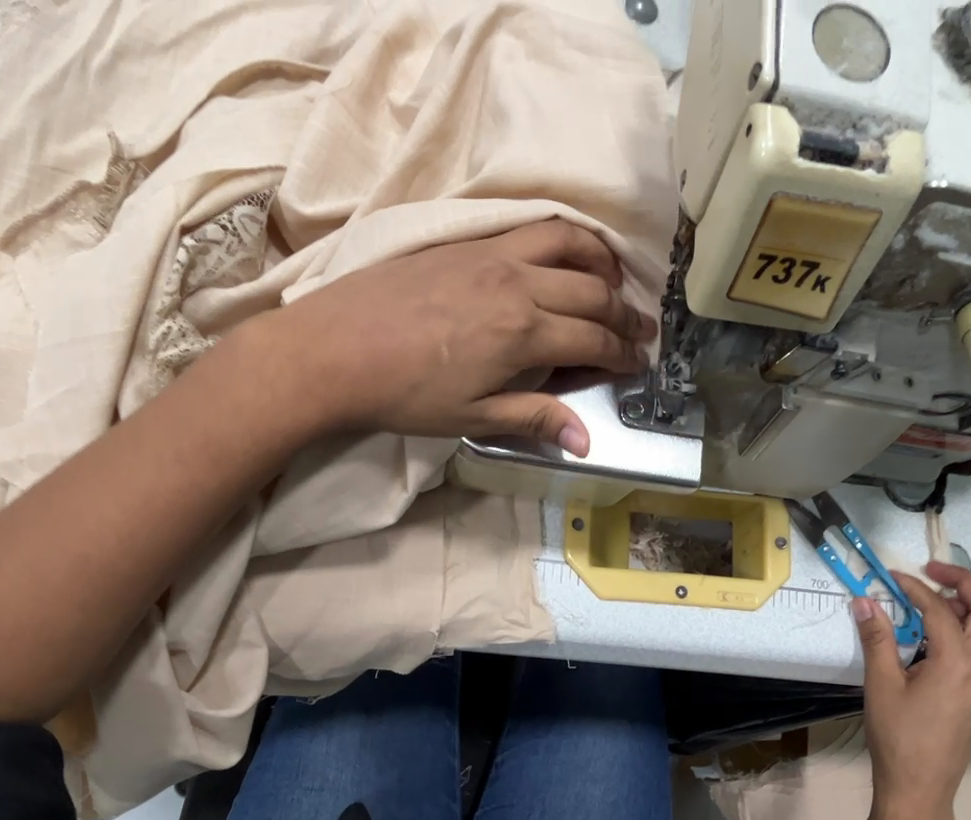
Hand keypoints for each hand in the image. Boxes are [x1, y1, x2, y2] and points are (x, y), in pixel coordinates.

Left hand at [238, 220, 654, 455]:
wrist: (331, 350)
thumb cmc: (402, 393)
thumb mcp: (471, 418)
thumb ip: (533, 419)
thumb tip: (586, 440)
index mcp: (523, 334)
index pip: (593, 339)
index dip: (622, 354)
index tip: (636, 364)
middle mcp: (518, 285)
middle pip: (593, 291)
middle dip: (624, 314)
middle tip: (639, 332)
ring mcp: (492, 256)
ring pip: (569, 244)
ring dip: (602, 262)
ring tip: (615, 280)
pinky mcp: (467, 242)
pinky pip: (532, 227)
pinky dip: (563, 237)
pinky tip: (564, 251)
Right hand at [852, 561, 970, 811]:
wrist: (920, 785)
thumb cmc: (898, 737)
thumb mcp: (881, 685)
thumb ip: (877, 639)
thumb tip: (864, 602)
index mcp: (958, 662)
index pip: (940, 610)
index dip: (916, 588)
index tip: (892, 577)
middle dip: (964, 583)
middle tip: (933, 572)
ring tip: (948, 600)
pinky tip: (954, 633)